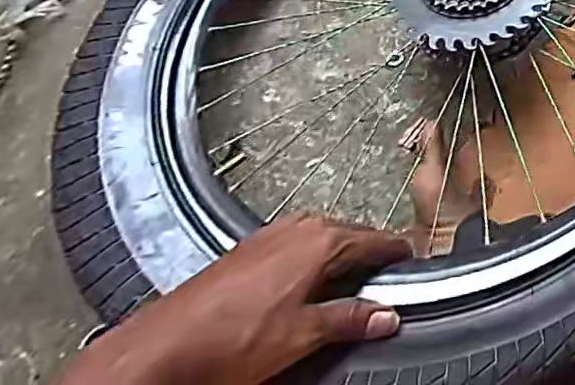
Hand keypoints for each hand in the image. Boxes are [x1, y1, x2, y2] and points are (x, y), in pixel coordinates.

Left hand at [61, 217, 410, 384]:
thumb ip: (349, 320)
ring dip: (342, 257)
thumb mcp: (299, 337)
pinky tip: (308, 285)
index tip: (412, 258)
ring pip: (324, 239)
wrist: (163, 347)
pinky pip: (299, 245)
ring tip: (352, 284)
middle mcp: (300, 227)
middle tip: (389, 275)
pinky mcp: (252, 247)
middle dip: (370, 254)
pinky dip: (315, 260)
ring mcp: (274, 233)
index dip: (396, 251)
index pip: (374, 240)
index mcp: (320, 240)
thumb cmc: (228, 340)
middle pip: (350, 235)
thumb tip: (386, 316)